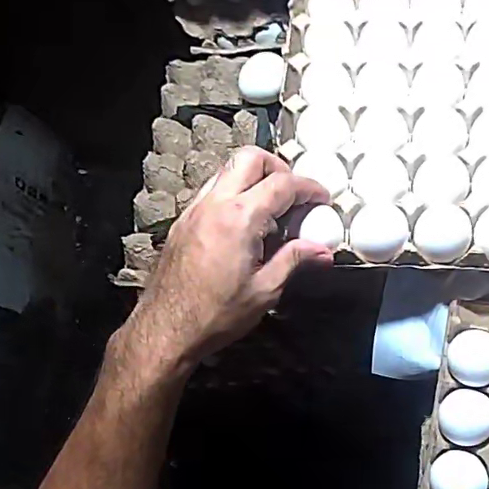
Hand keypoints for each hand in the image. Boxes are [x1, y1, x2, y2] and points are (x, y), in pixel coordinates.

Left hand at [119, 147, 331, 374]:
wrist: (167, 329)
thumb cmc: (215, 314)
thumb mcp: (266, 290)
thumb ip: (294, 261)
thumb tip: (322, 251)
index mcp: (239, 219)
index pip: (282, 185)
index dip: (309, 188)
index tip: (322, 199)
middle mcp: (214, 205)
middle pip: (251, 159)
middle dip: (279, 168)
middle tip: (295, 194)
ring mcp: (195, 210)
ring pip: (228, 170)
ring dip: (255, 179)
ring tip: (273, 210)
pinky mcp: (184, 222)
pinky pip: (213, 191)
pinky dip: (235, 194)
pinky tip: (247, 225)